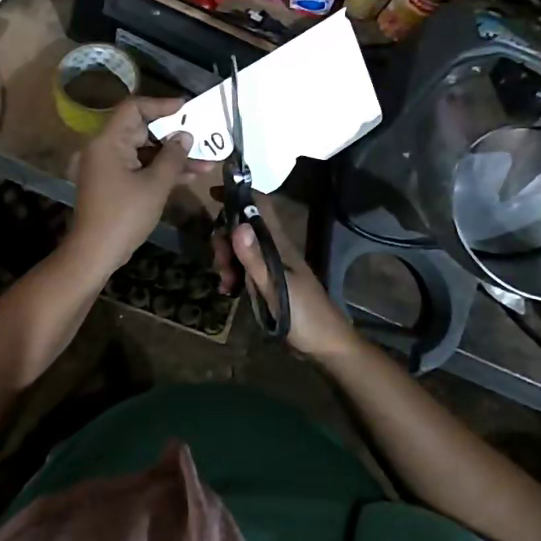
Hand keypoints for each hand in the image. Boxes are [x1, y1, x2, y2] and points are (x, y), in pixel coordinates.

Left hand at [66, 97, 213, 276]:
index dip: (162, 105)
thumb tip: (185, 136)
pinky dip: (161, 170)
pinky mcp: (113, 183)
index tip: (187, 109)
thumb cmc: (124, 215)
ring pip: (145, 151)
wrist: (95, 253)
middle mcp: (104, 148)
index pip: (134, 109)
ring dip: (173, 157)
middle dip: (175, 136)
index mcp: (108, 141)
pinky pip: (140, 167)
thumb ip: (173, 156)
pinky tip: (190, 176)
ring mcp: (108, 167)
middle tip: (203, 137)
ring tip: (207, 162)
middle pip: (142, 130)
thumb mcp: (155, 185)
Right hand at [213, 192, 356, 358]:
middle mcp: (275, 249)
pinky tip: (228, 291)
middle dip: (224, 239)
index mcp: (280, 244)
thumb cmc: (306, 316)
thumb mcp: (276, 289)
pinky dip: (233, 276)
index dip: (239, 195)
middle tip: (220, 263)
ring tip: (225, 283)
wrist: (326, 346)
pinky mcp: (268, 283)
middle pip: (243, 228)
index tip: (214, 194)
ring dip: (227, 261)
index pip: (261, 206)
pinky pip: (244, 270)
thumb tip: (238, 224)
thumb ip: (256, 259)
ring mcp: (271, 266)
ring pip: (241, 250)